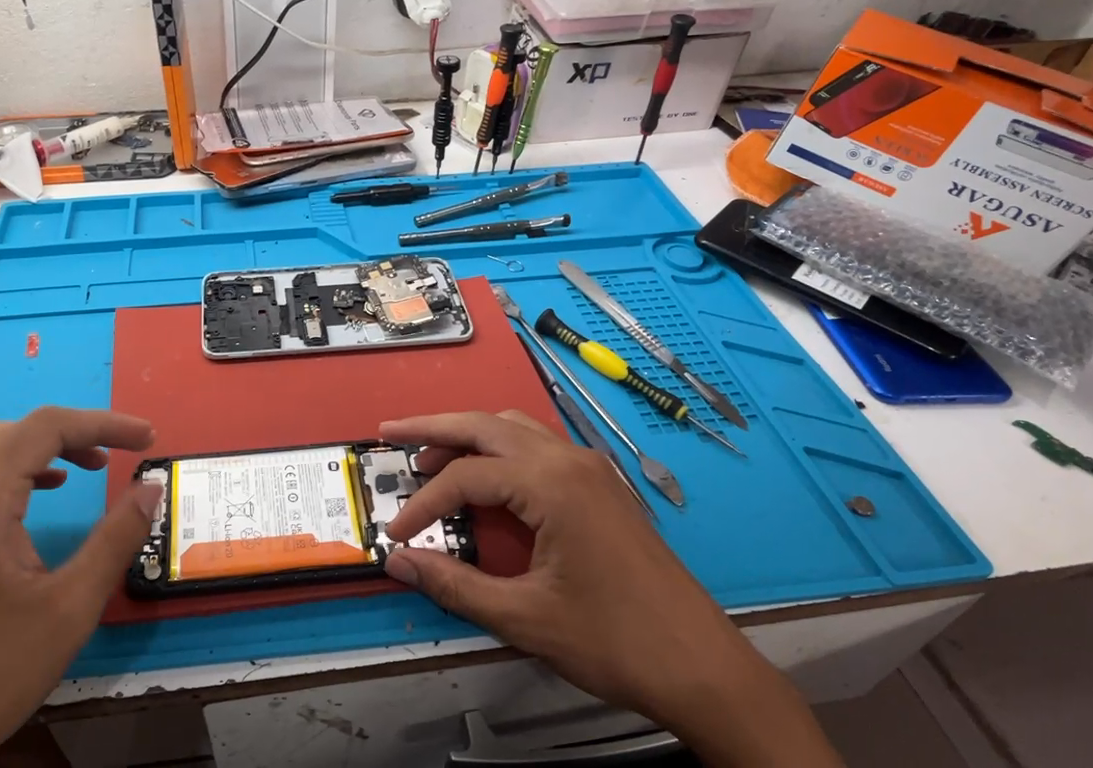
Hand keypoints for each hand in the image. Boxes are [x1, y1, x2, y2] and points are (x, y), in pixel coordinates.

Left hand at [0, 408, 160, 767]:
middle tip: (125, 449)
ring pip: (0, 451)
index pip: (47, 428)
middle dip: (79, 429)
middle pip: (21, 430)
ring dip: (50, 447)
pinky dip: (26, 470)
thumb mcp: (71, 607)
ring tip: (96, 465)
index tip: (148, 437)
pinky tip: (49, 490)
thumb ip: (115, 539)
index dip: (103, 423)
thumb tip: (150, 488)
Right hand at [381, 412, 839, 767]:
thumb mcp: (524, 617)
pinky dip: (501, 451)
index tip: (398, 534)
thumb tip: (398, 562)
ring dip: (469, 436)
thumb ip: (454, 584)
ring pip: (515, 429)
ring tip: (430, 456)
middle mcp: (570, 461)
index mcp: (551, 484)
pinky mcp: (603, 487)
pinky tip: (486, 479)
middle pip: (487, 426)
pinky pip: (539, 448)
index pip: (466, 477)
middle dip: (434, 427)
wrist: (701, 666)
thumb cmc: (613, 641)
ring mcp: (591, 470)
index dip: (424, 504)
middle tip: (391, 432)